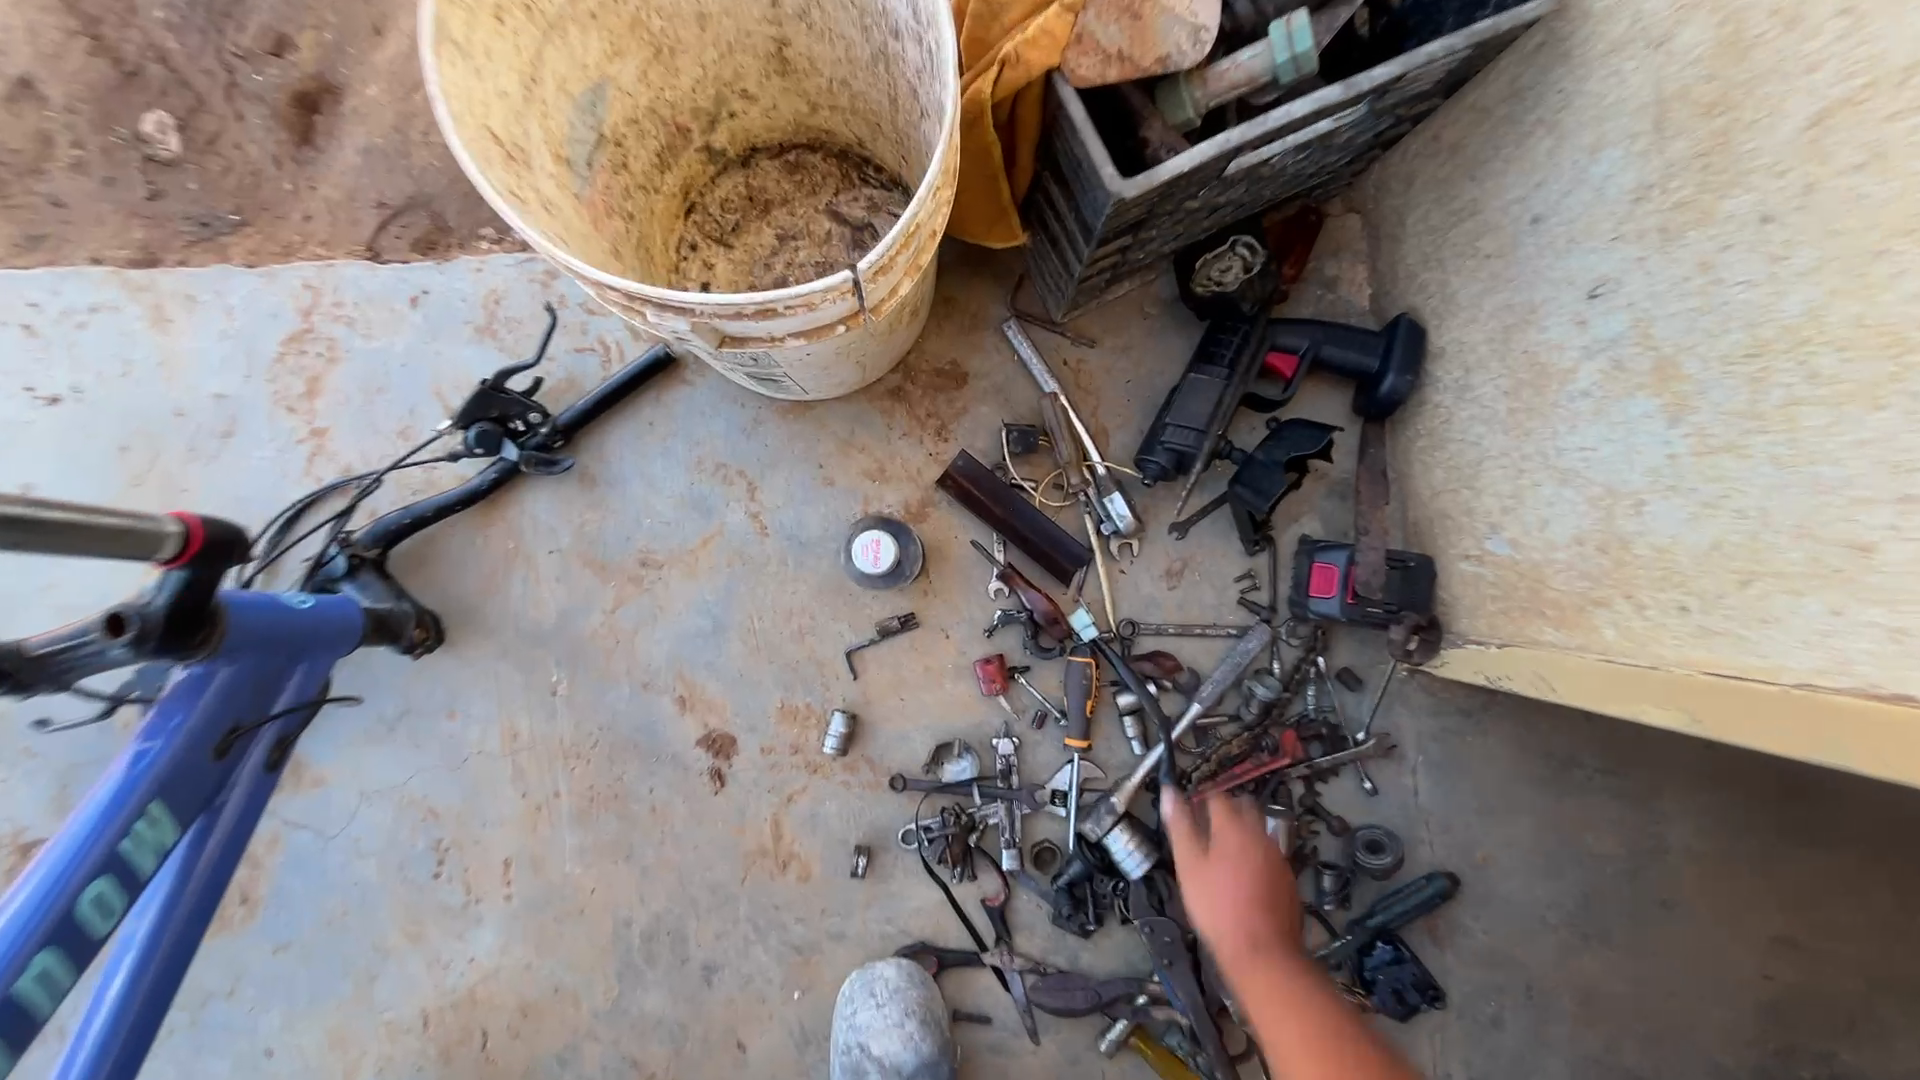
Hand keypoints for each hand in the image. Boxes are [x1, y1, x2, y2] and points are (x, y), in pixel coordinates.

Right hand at [1161, 790, 1302, 962]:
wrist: (1262, 951)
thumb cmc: (1216, 906)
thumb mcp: (1188, 865)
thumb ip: (1179, 826)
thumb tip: (1168, 792)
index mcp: (1233, 826)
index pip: (1217, 796)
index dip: (1201, 798)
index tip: (1190, 809)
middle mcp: (1260, 834)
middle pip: (1244, 807)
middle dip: (1226, 810)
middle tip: (1206, 827)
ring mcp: (1278, 856)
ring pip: (1259, 830)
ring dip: (1243, 831)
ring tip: (1223, 852)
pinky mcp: (1288, 877)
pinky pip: (1269, 853)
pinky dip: (1256, 854)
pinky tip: (1244, 876)